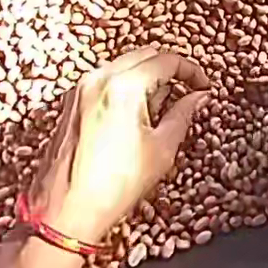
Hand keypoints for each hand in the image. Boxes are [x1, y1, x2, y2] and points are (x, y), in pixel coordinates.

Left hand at [25, 47, 209, 245]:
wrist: (65, 212)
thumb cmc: (113, 186)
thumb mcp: (162, 148)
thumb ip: (183, 114)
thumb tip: (199, 97)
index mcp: (123, 86)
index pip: (167, 60)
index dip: (192, 71)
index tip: (203, 86)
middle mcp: (98, 79)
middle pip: (144, 55)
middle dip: (169, 69)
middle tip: (186, 91)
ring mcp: (80, 89)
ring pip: (123, 65)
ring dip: (147, 77)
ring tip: (161, 108)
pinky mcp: (70, 103)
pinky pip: (105, 80)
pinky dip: (125, 86)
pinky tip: (135, 115)